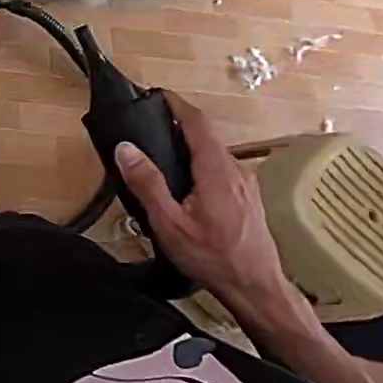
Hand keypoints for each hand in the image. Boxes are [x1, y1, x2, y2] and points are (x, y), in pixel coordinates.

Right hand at [114, 92, 312, 334]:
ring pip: (216, 152)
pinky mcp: (249, 197)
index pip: (197, 122)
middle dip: (181, 125)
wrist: (256, 287)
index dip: (177, 105)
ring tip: (166, 153)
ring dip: (193, 146)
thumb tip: (126, 149)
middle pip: (207, 135)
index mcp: (216, 169)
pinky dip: (204, 162)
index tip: (158, 96)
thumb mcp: (170, 223)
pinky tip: (190, 183)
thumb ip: (147, 183)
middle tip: (153, 126)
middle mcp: (236, 169)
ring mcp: (246, 183)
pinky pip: (224, 168)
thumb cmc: (212, 257)